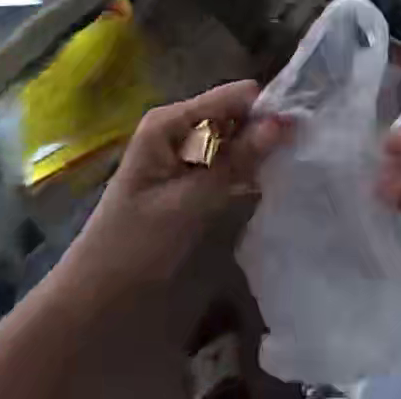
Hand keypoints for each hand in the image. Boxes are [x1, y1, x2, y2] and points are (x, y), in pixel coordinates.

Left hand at [62, 81, 291, 294]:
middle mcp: (180, 128)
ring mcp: (187, 155)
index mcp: (170, 121)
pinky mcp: (193, 181)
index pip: (234, 97)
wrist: (95, 303)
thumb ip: (235, 162)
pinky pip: (230, 164)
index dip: (268, 109)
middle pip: (237, 116)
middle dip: (267, 132)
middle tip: (305, 153)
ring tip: (298, 168)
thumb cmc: (134, 248)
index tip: (304, 130)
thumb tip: (283, 122)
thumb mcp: (188, 203)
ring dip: (262, 154)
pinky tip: (273, 186)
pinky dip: (250, 173)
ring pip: (237, 140)